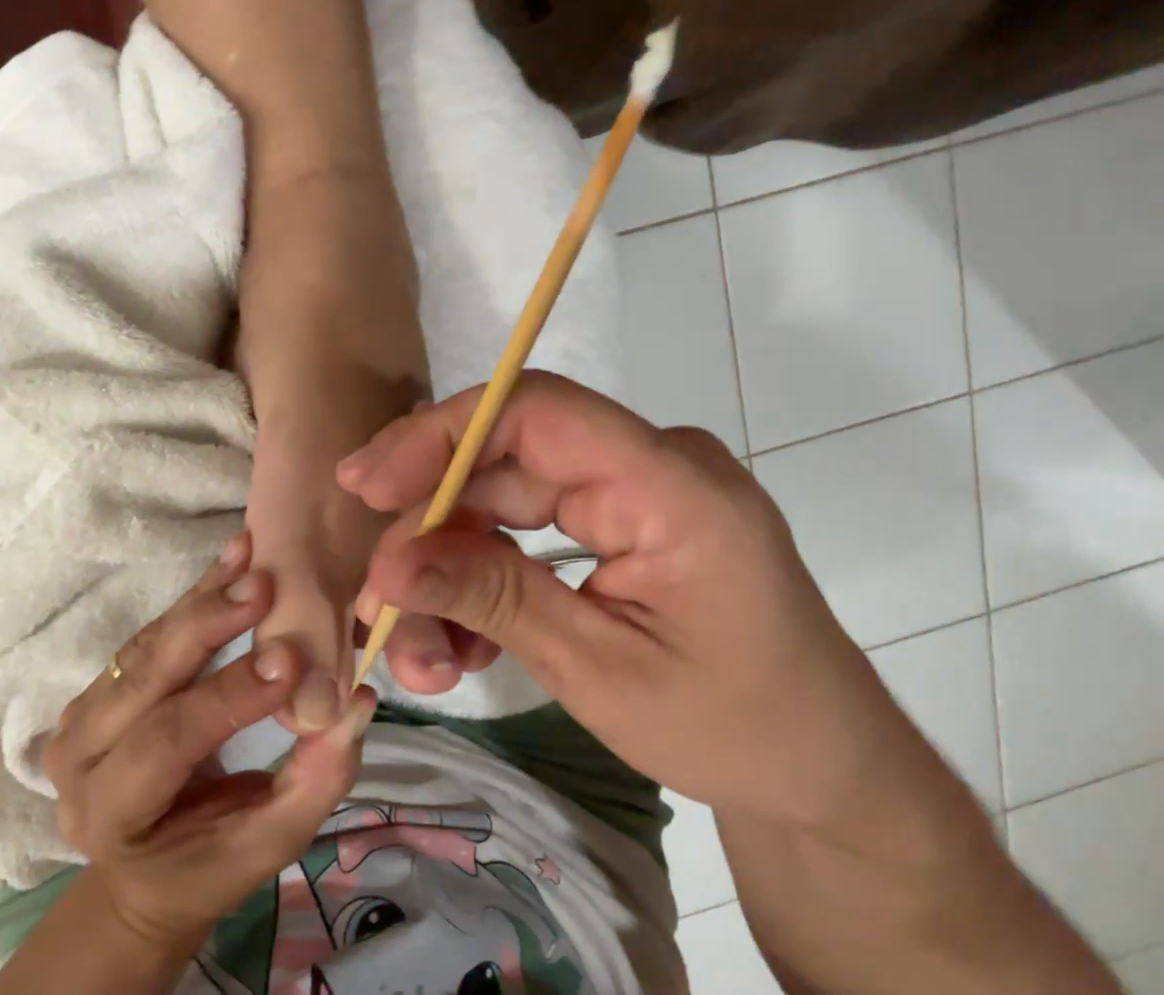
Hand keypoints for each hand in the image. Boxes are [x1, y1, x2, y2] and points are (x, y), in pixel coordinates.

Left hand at [41, 533, 375, 947]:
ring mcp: (77, 719)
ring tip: (250, 557)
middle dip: (205, 627)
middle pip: (140, 680)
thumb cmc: (209, 867)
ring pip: (143, 647)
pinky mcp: (96, 690)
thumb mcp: (268, 844)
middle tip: (263, 584)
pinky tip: (230, 564)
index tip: (289, 658)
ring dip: (200, 600)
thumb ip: (312, 781)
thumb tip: (356, 703)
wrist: (143, 874)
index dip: (226, 697)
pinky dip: (191, 602)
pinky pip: (146, 639)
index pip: (166, 741)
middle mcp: (76, 761)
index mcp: (110, 812)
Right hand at [339, 373, 938, 834]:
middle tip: (377, 605)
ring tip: (420, 654)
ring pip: (501, 505)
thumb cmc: (730, 727)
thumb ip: (493, 597)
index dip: (438, 437)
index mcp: (671, 487)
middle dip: (429, 535)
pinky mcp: (617, 526)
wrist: (819, 774)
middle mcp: (649, 469)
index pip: (536, 412)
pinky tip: (459, 643)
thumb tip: (387, 563)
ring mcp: (632, 496)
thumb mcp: (597, 667)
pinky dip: (482, 582)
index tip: (366, 489)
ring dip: (448, 572)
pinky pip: (525, 533)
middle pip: (503, 465)